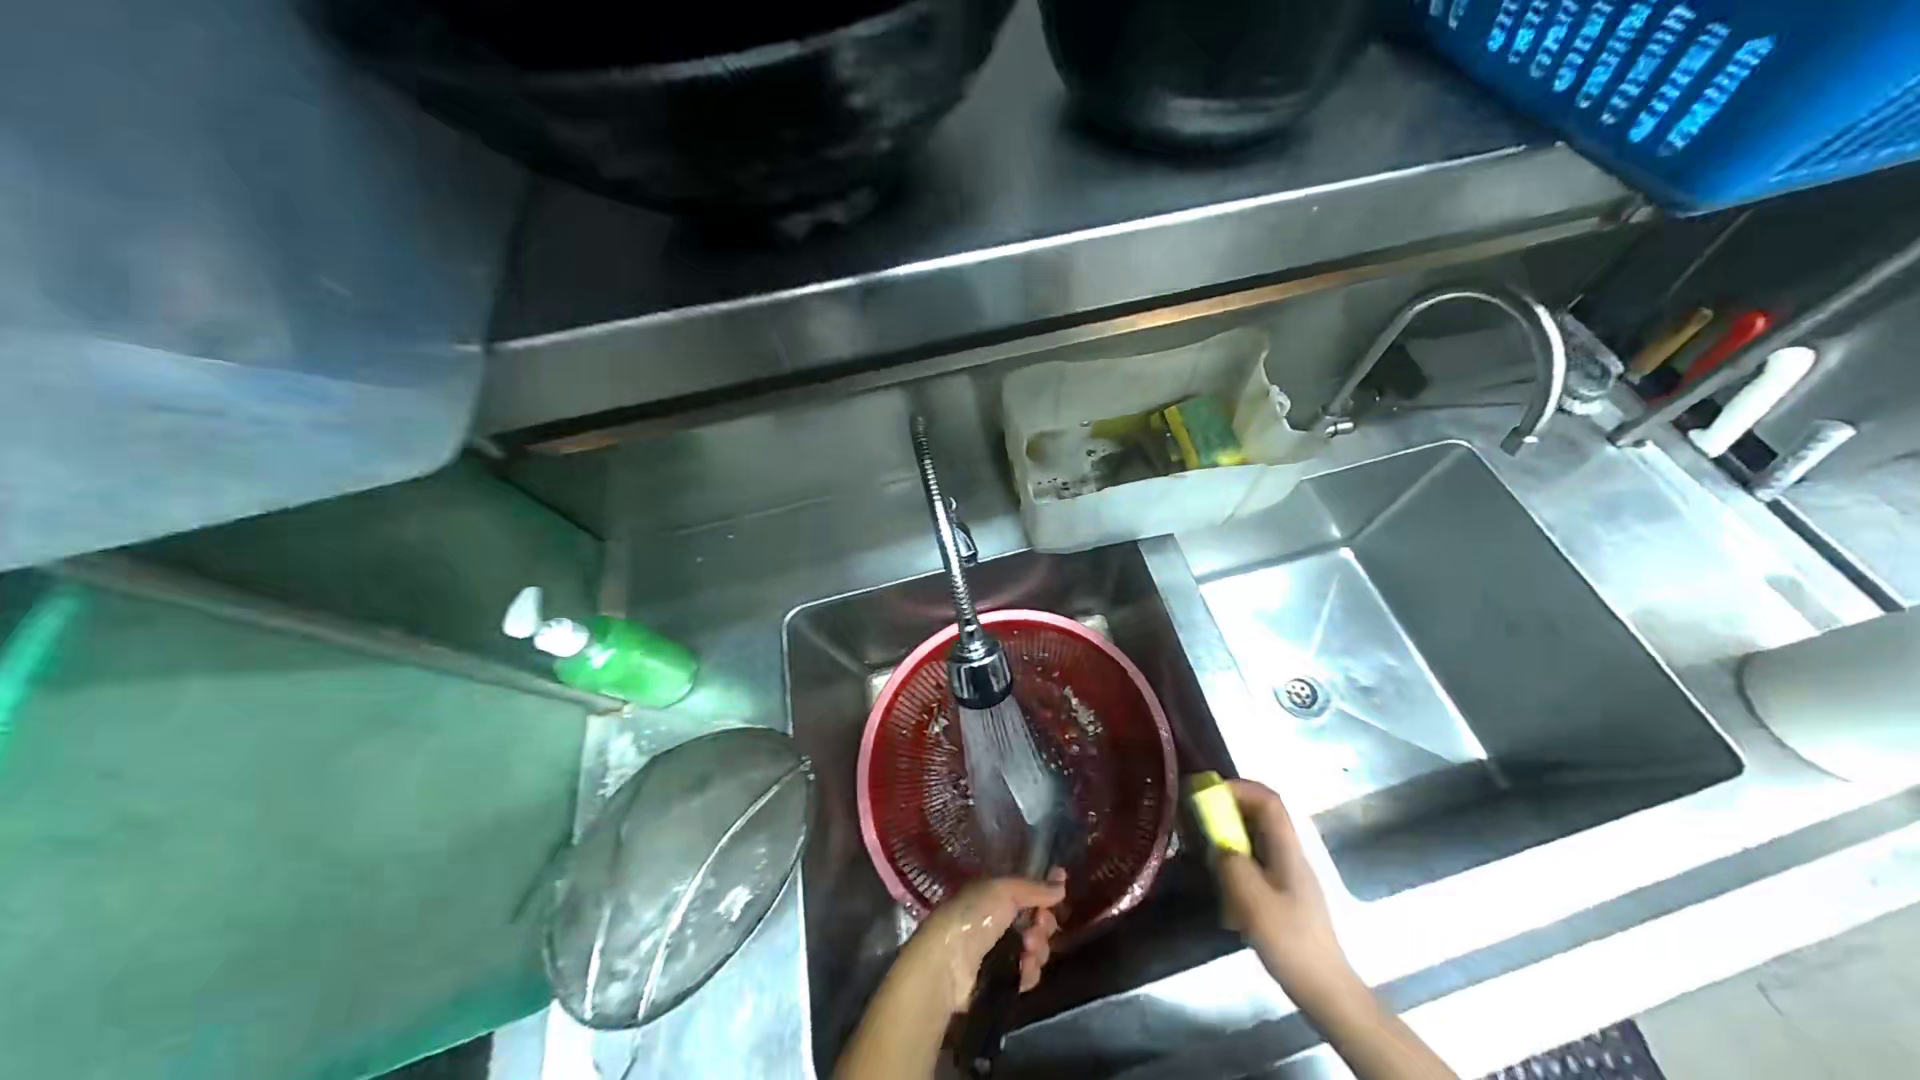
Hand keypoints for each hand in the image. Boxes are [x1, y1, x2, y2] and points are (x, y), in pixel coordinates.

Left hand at [896, 869, 1066, 1013]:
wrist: (948, 962)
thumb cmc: (974, 915)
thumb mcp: (1003, 890)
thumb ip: (1034, 888)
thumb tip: (1061, 883)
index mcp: (993, 897)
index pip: (1027, 893)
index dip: (1045, 893)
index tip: (1061, 891)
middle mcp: (997, 923)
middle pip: (1036, 923)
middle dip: (1044, 924)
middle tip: (1037, 926)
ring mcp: (999, 953)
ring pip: (1035, 949)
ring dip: (1038, 948)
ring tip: (1027, 947)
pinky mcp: (1001, 982)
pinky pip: (1028, 975)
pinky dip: (1029, 971)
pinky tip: (1023, 968)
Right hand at [1214, 780, 1360, 1010]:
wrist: (1324, 989)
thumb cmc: (1290, 941)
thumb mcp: (1252, 901)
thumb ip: (1231, 863)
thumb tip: (1217, 842)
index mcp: (1288, 851)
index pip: (1268, 801)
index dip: (1239, 788)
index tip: (1208, 794)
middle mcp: (1291, 856)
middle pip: (1262, 815)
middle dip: (1229, 809)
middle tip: (1199, 819)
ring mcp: (1290, 876)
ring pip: (1257, 839)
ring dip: (1230, 835)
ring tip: (1206, 849)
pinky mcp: (1284, 895)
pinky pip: (1257, 862)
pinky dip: (1236, 861)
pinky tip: (1223, 885)